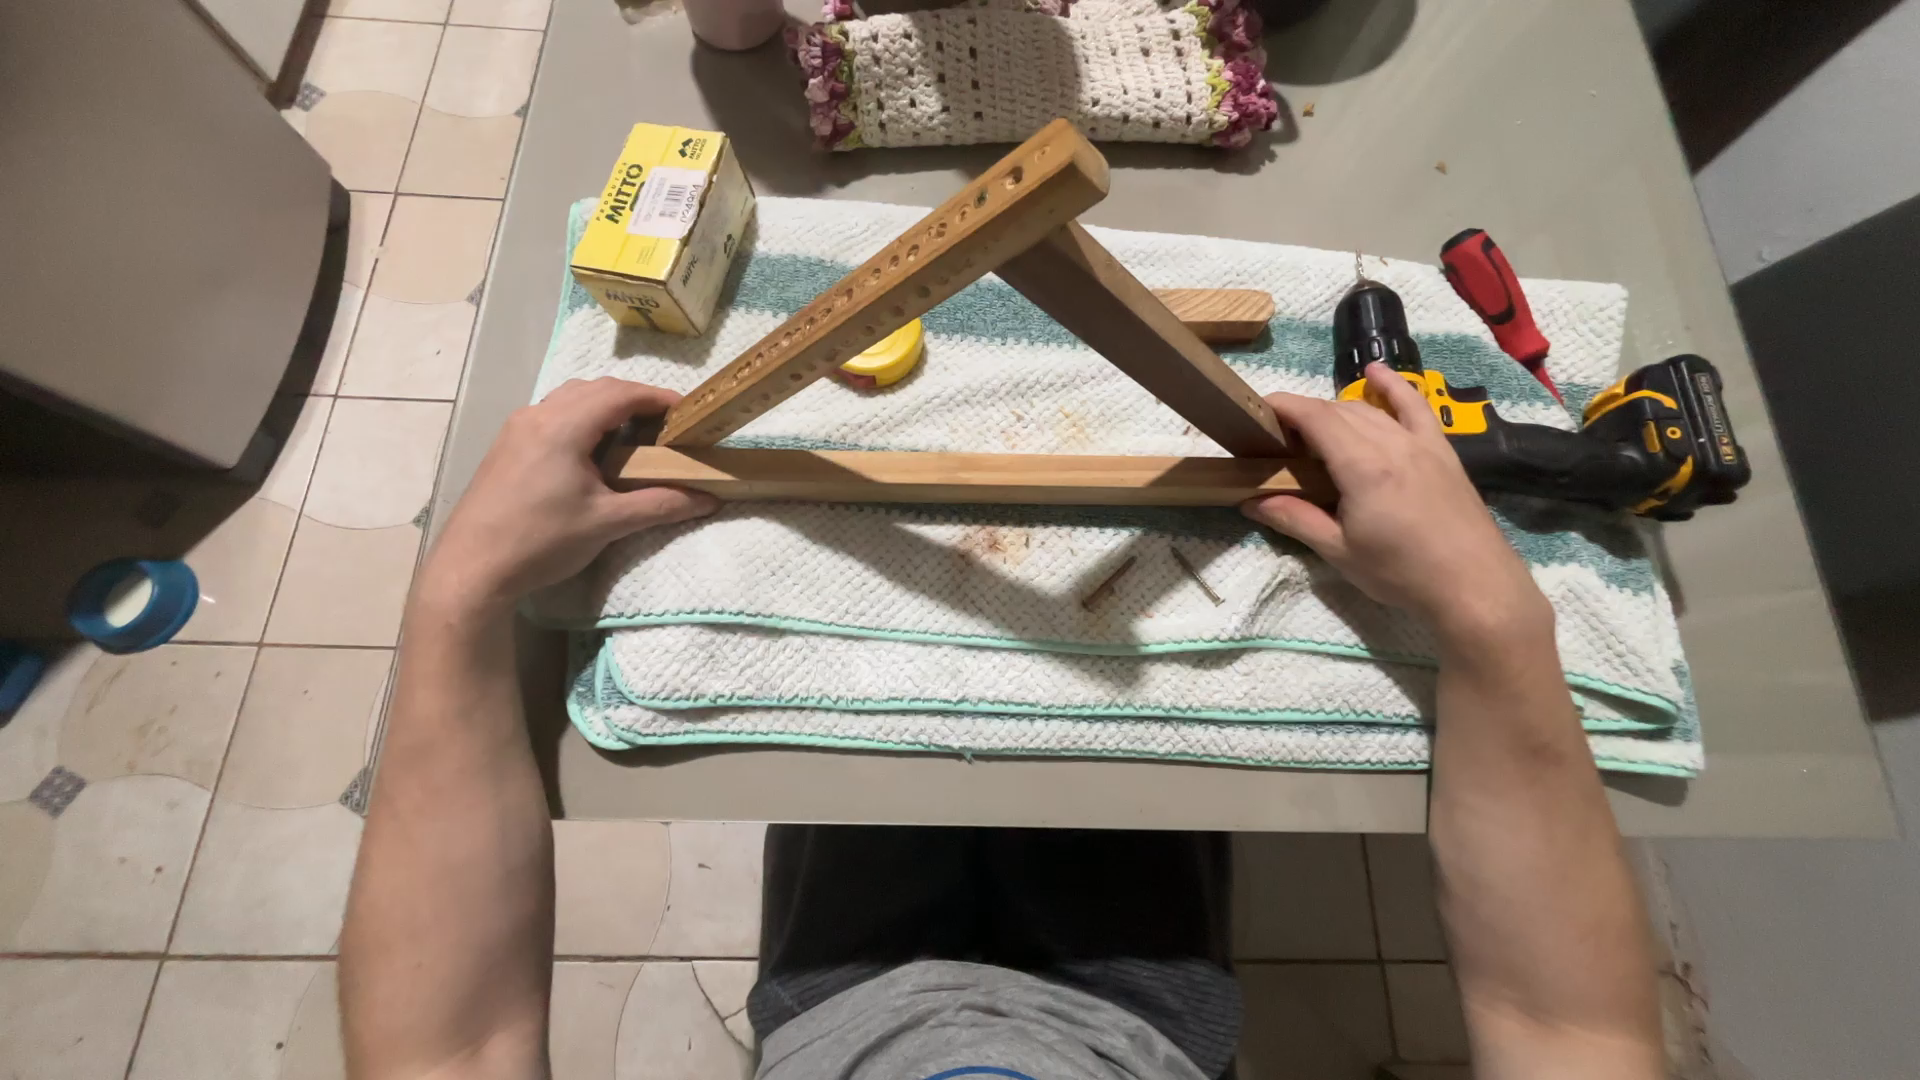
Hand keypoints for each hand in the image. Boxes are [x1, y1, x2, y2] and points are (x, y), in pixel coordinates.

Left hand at [416, 378, 718, 616]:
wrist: (472, 568)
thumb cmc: (542, 540)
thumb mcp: (609, 523)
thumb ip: (662, 505)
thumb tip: (709, 499)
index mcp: (563, 427)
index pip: (620, 394)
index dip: (658, 397)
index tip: (689, 412)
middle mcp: (538, 416)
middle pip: (596, 388)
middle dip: (636, 399)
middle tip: (668, 425)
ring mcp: (519, 428)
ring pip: (572, 398)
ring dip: (608, 406)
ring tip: (637, 435)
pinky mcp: (509, 445)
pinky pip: (555, 414)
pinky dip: (585, 418)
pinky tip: (598, 451)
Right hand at [1242, 362, 1548, 646]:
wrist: (1474, 586)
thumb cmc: (1401, 573)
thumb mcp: (1338, 551)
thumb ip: (1294, 519)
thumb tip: (1249, 501)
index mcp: (1363, 467)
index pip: (1315, 418)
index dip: (1283, 408)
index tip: (1255, 411)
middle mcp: (1392, 444)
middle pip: (1338, 411)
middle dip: (1302, 414)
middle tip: (1275, 438)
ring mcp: (1421, 444)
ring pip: (1369, 410)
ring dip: (1335, 410)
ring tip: (1309, 428)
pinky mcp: (1441, 451)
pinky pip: (1415, 408)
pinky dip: (1394, 387)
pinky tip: (1376, 372)